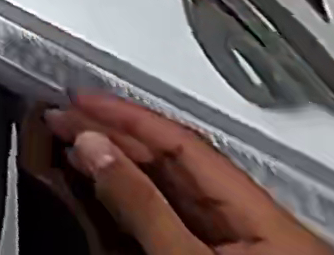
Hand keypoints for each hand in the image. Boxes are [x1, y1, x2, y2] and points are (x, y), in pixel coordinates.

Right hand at [46, 93, 332, 254]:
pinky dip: (134, 197)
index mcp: (270, 225)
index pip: (186, 144)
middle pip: (179, 165)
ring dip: (120, 165)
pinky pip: (174, 218)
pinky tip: (104, 189)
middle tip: (62, 120)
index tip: (79, 99)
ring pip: (174, 191)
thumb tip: (92, 143)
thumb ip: (139, 203)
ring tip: (74, 148)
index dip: (128, 115)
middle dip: (115, 137)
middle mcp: (263, 234)